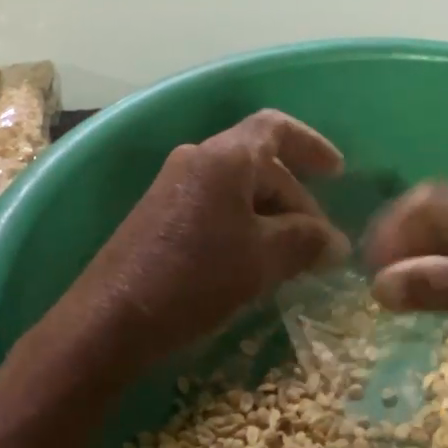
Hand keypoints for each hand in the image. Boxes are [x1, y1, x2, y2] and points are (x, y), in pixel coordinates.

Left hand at [50, 109, 349, 370]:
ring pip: (237, 186)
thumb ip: (306, 241)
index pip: (276, 127)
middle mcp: (199, 159)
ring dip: (271, 214)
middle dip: (296, 197)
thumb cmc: (194, 278)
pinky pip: (216, 204)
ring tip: (292, 258)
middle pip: (259, 161)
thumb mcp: (261, 261)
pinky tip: (253, 262)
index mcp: (225, 157)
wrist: (109, 320)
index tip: (338, 173)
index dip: (311, 145)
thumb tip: (337, 242)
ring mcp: (175, 185)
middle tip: (320, 243)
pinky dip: (244, 223)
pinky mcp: (160, 214)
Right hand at [365, 179, 447, 416]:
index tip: (365, 270)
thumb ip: (440, 288)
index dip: (390, 234)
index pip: (425, 204)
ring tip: (405, 283)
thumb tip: (379, 285)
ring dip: (431, 245)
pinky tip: (447, 279)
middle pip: (441, 204)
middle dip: (406, 237)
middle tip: (379, 279)